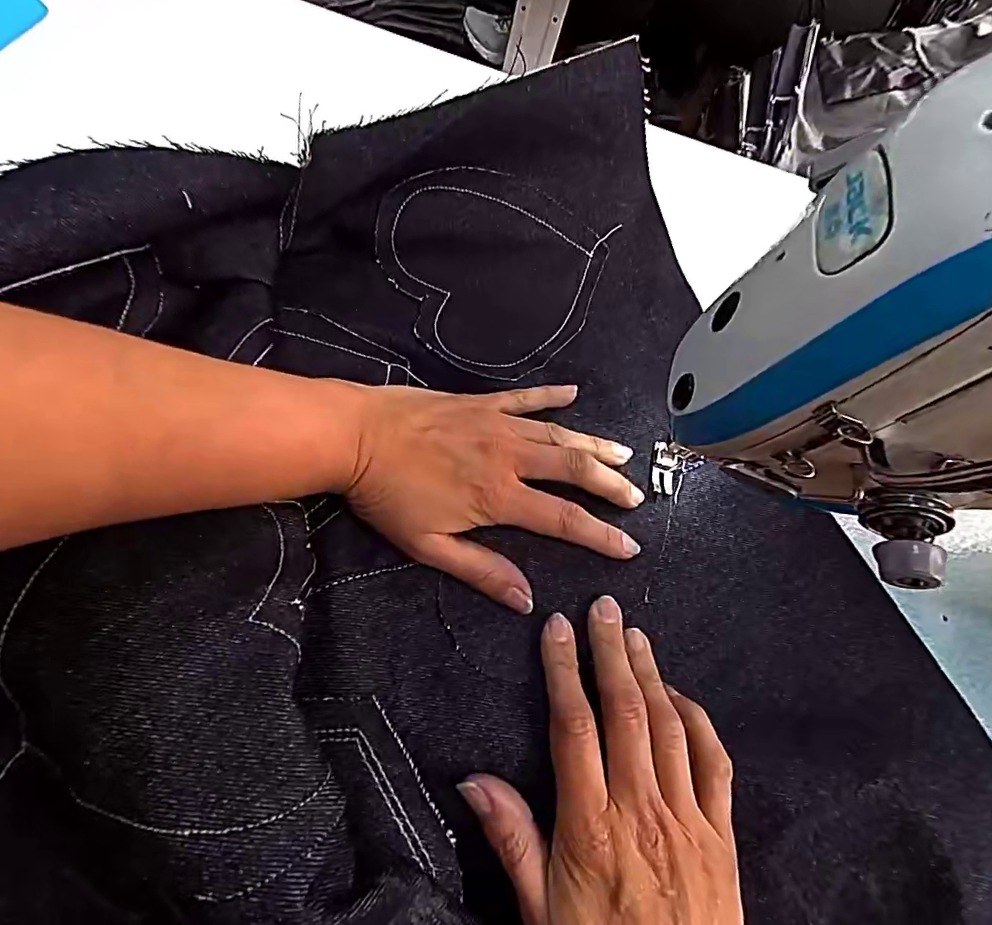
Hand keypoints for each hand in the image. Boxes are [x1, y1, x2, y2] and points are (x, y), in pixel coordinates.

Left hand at [341, 384, 642, 612]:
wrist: (356, 435)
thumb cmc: (388, 494)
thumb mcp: (429, 545)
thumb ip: (481, 570)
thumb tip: (525, 598)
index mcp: (499, 496)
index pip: (563, 519)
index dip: (601, 535)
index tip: (629, 545)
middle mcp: (510, 456)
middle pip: (574, 469)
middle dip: (611, 484)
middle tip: (636, 495)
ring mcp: (499, 424)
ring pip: (560, 433)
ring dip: (595, 445)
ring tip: (622, 455)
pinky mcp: (483, 403)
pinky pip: (527, 398)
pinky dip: (552, 395)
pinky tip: (573, 392)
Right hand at [458, 597, 741, 924]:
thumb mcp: (541, 914)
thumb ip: (512, 841)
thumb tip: (474, 782)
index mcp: (591, 828)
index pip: (574, 725)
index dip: (563, 670)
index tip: (557, 630)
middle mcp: (641, 811)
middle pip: (624, 709)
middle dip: (609, 651)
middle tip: (602, 609)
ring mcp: (687, 819)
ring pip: (668, 724)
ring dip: (650, 673)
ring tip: (634, 635)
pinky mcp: (722, 833)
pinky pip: (715, 761)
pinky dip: (698, 720)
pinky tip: (680, 697)